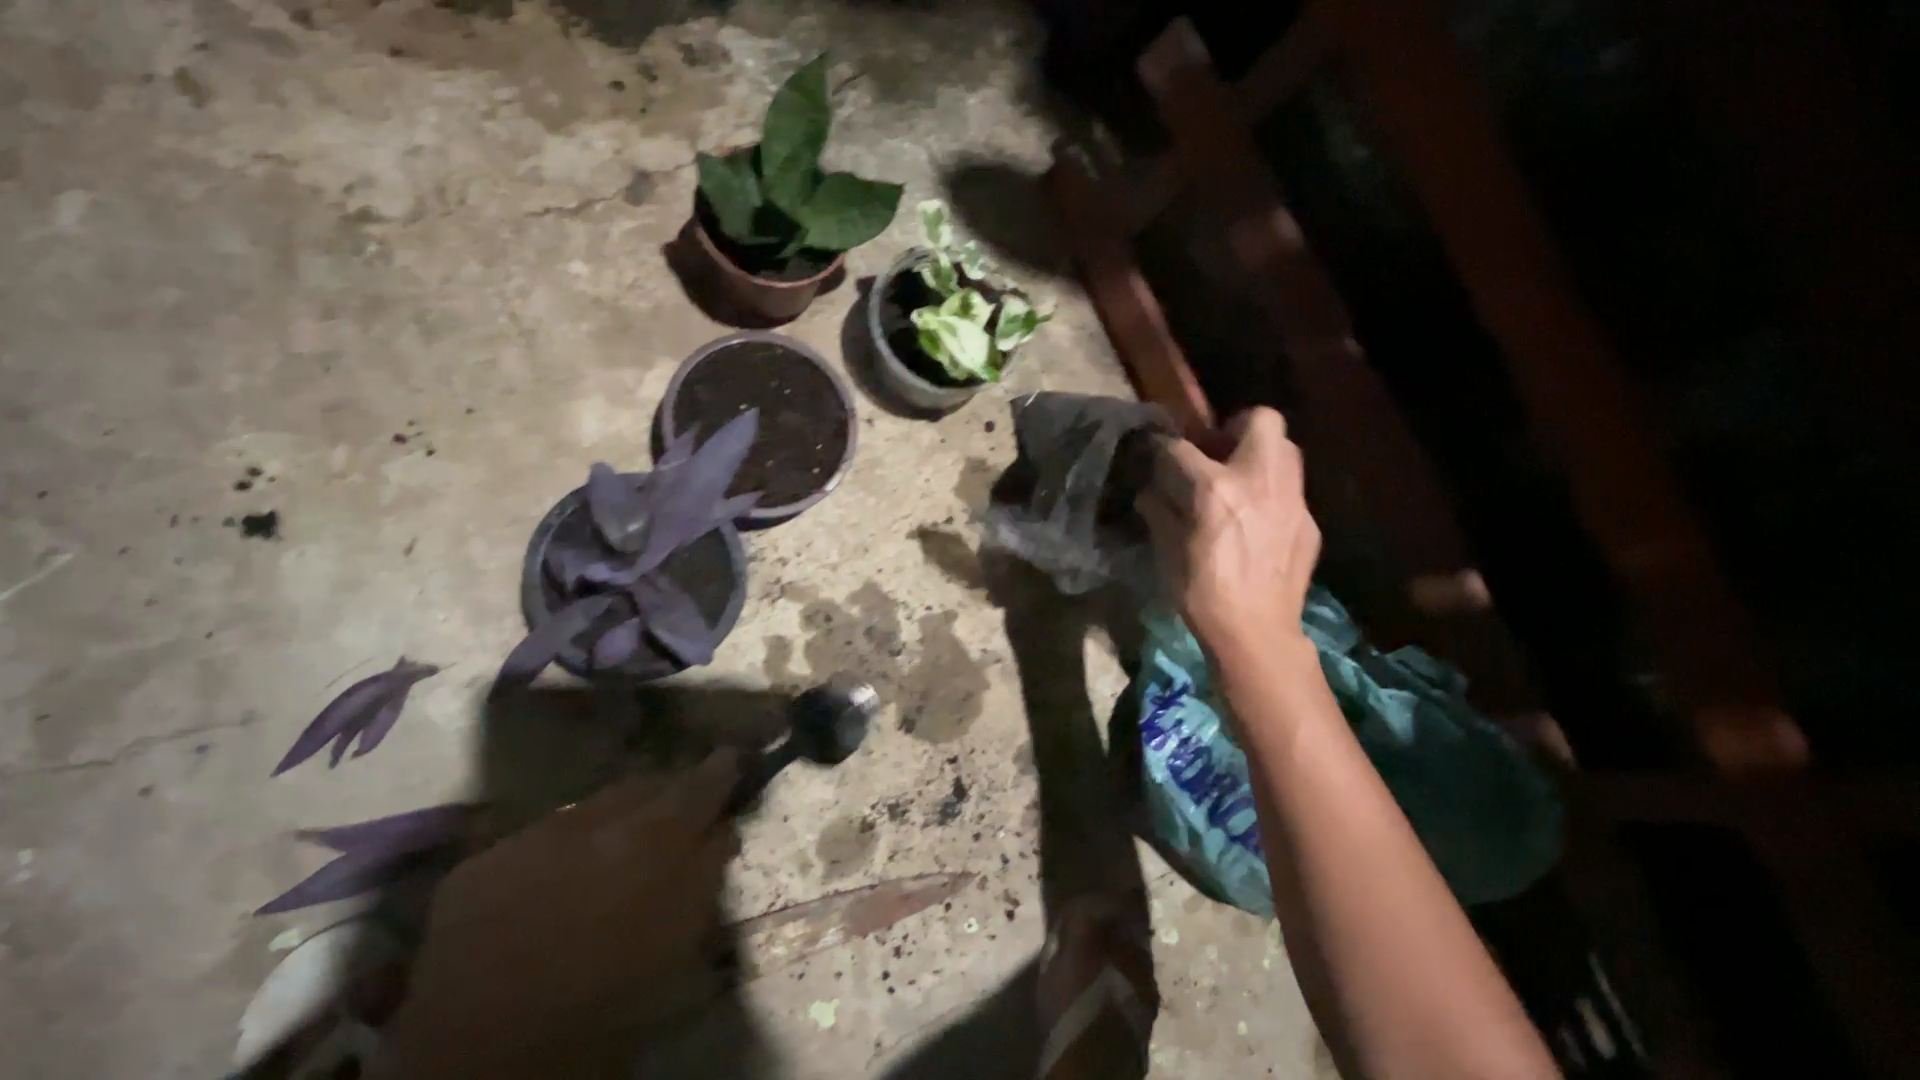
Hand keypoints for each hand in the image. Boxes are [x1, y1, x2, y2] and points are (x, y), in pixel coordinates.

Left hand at [379, 751, 741, 1079]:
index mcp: (650, 841)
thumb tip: (720, 832)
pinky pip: (533, 841)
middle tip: (678, 812)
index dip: (720, 771)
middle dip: (664, 795)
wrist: (487, 1058)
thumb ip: (705, 877)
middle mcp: (589, 822)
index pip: (697, 786)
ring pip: (585, 810)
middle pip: (640, 787)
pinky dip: (557, 853)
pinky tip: (555, 885)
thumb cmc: (607, 1009)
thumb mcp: (681, 949)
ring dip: (610, 822)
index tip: (733, 760)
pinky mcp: (479, 864)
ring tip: (616, 851)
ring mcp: (528, 837)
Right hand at [1136, 408, 1320, 658]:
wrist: (1257, 633)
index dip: (1163, 451)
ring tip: (1241, 481)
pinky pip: (1291, 490)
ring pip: (1286, 448)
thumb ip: (1159, 511)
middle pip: (1260, 419)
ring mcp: (1291, 498)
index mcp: (1214, 487)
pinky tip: (1259, 522)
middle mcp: (1259, 479)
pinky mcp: (1309, 520)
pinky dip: (1273, 494)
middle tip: (1219, 453)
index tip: (1158, 457)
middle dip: (1236, 428)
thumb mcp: (1167, 552)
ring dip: (1261, 454)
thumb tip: (1151, 491)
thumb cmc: (1202, 593)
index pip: (1180, 449)